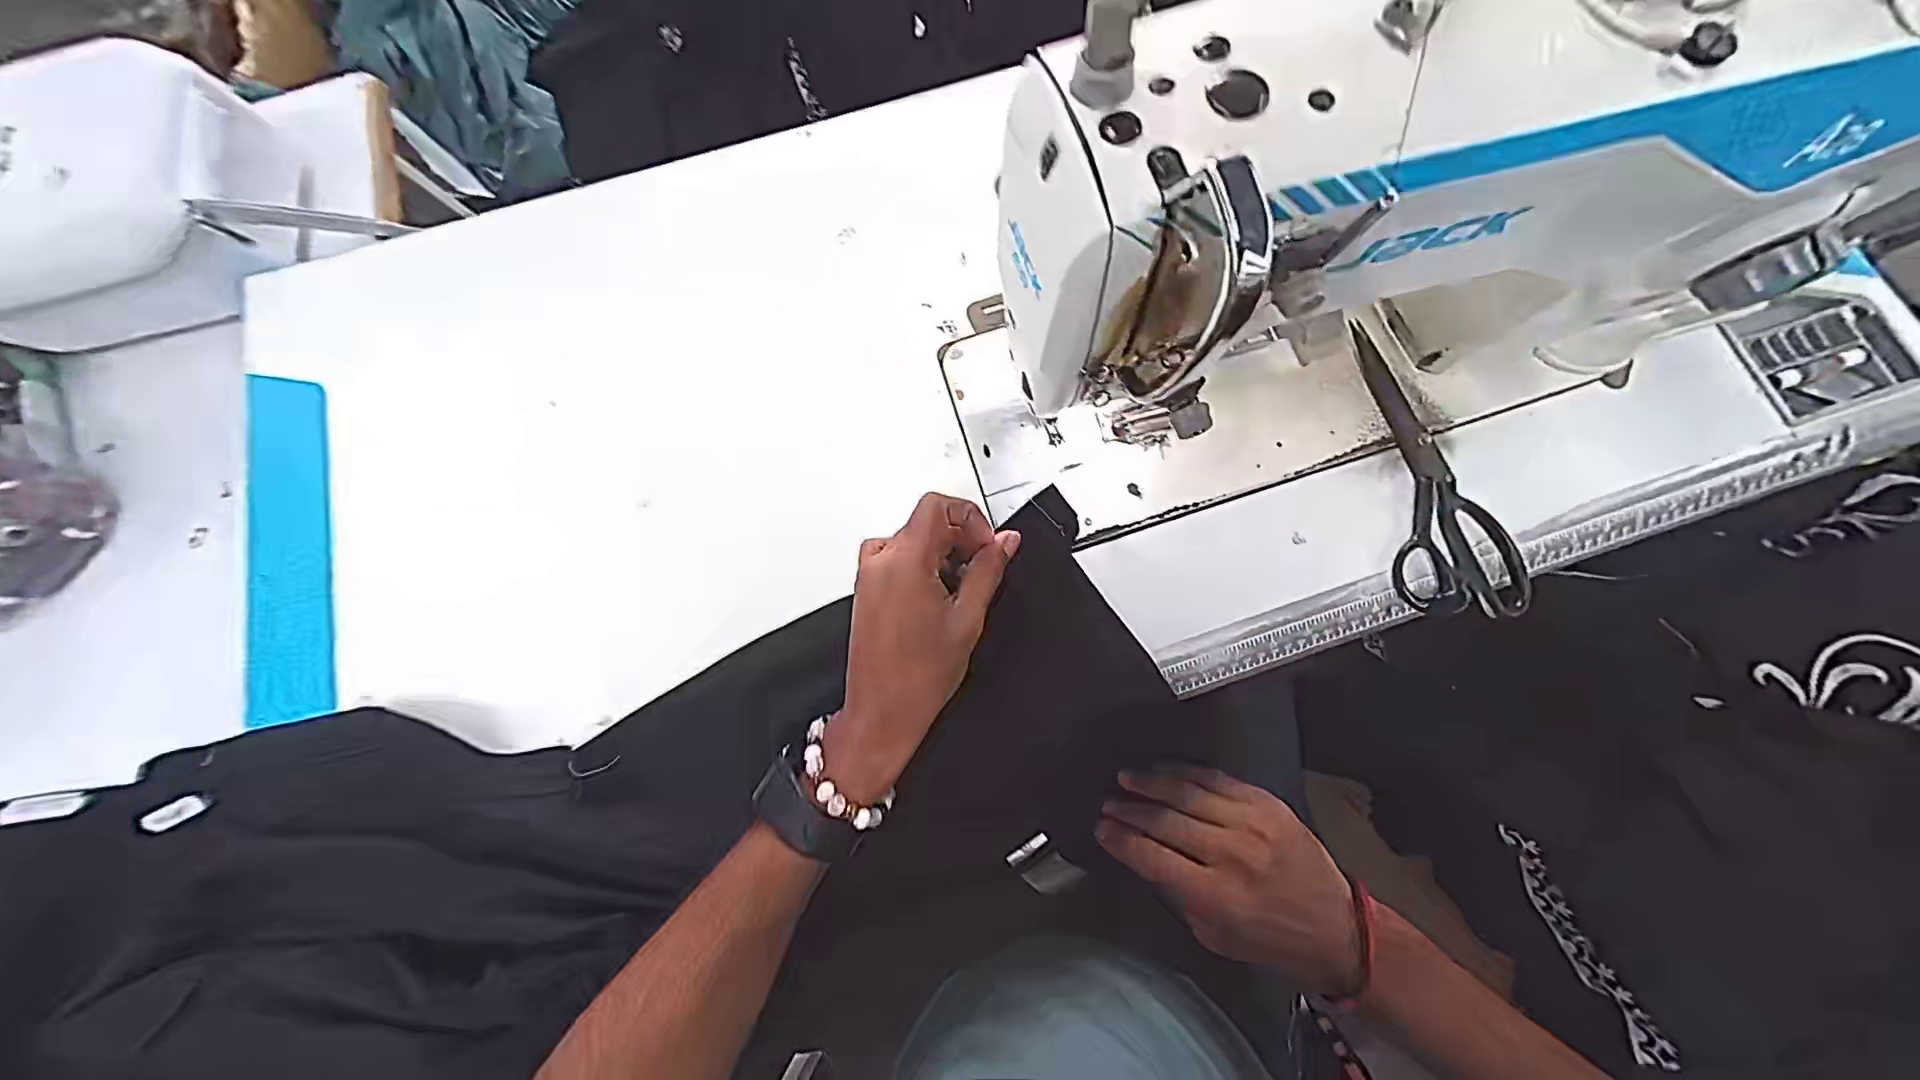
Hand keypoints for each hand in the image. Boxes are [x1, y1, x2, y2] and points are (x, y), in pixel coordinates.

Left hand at [823, 493, 1019, 802]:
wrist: (883, 711)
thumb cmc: (916, 677)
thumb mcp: (968, 618)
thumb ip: (988, 570)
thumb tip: (1004, 543)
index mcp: (904, 559)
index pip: (937, 506)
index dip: (970, 518)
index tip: (987, 544)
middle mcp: (880, 561)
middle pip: (925, 521)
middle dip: (959, 538)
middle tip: (982, 567)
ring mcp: (869, 576)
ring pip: (912, 540)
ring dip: (941, 554)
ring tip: (960, 589)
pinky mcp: (866, 590)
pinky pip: (896, 559)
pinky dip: (921, 567)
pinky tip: (939, 598)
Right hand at [1096, 765, 1360, 994]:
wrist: (1339, 930)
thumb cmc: (1273, 941)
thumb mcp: (1215, 935)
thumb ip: (1179, 894)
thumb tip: (1144, 854)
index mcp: (1219, 897)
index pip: (1153, 858)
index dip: (1121, 840)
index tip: (1102, 829)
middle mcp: (1234, 855)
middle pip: (1165, 820)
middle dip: (1129, 810)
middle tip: (1108, 804)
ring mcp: (1253, 824)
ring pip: (1186, 792)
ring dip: (1150, 783)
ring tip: (1126, 778)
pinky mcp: (1267, 804)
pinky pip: (1216, 779)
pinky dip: (1184, 772)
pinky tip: (1165, 770)